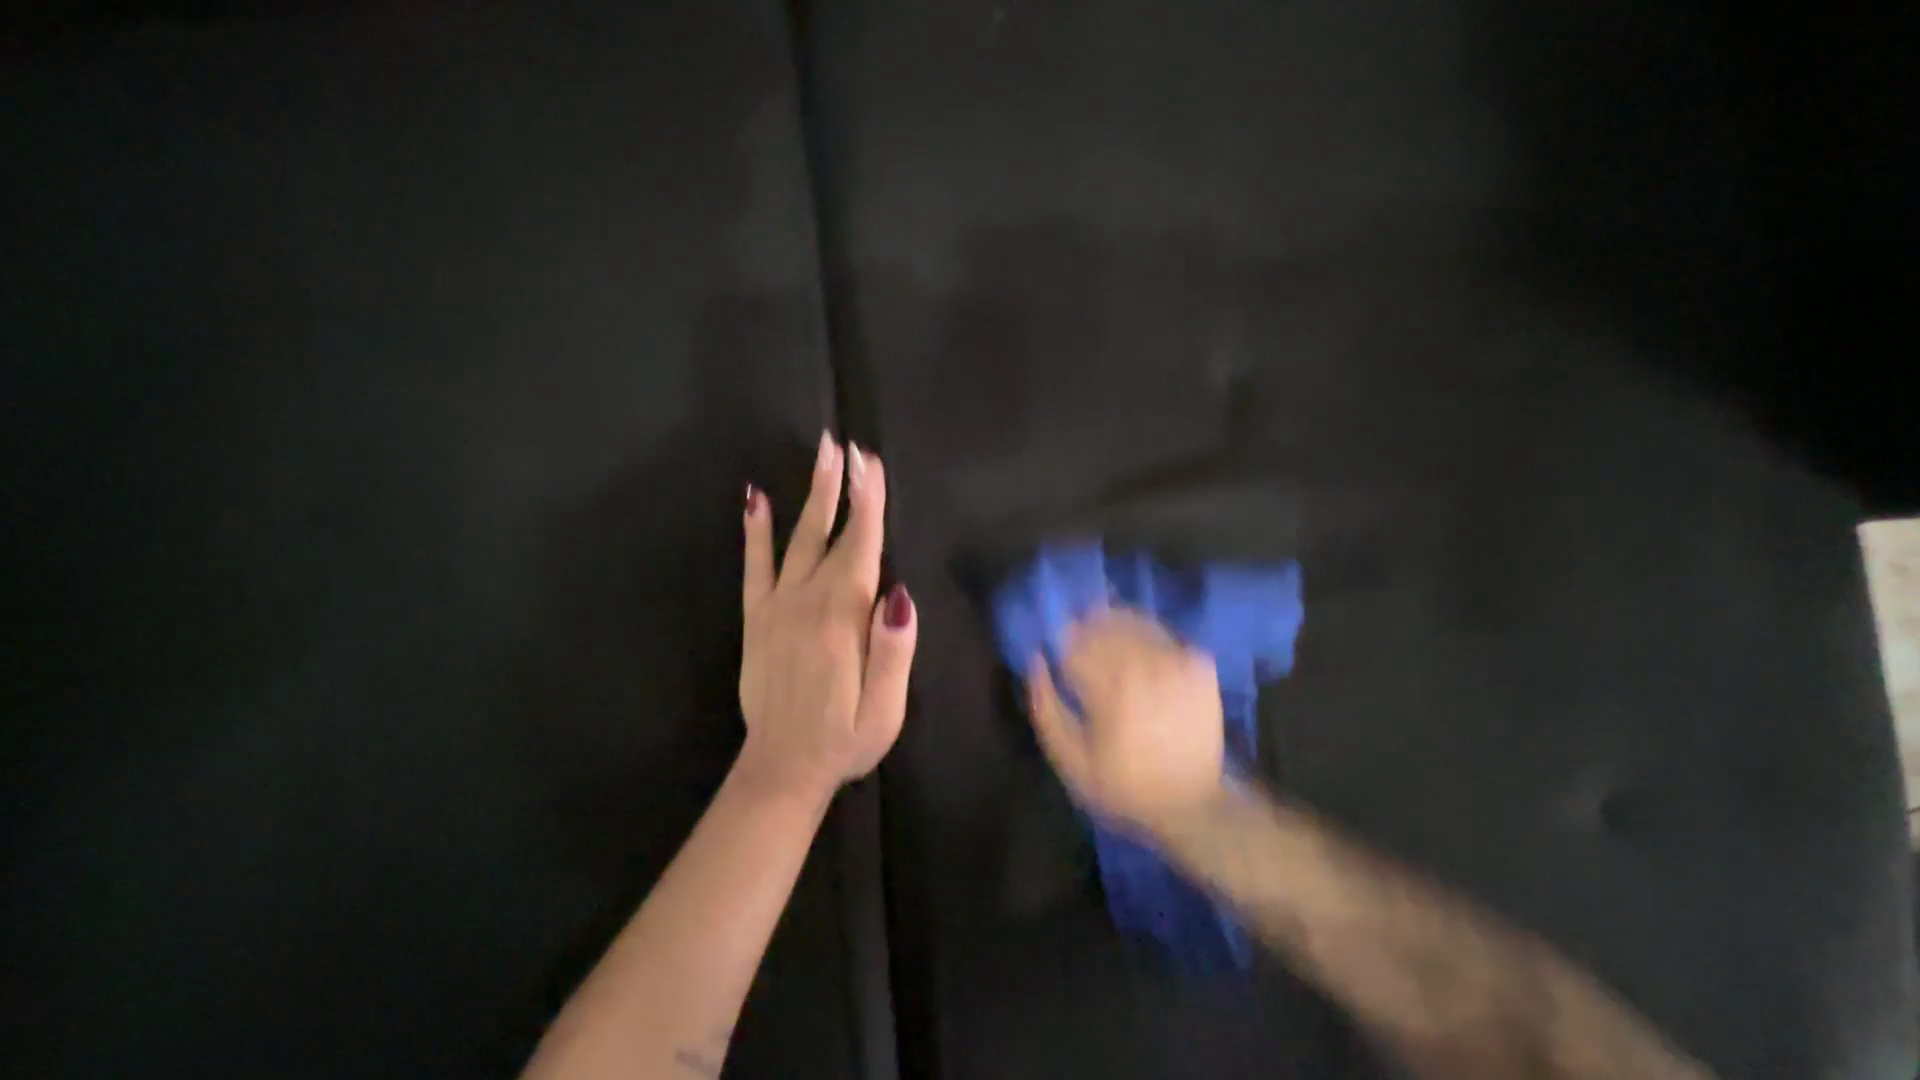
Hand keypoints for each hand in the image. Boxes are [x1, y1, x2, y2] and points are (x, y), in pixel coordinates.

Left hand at [737, 433, 917, 801]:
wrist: (782, 768)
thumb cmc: (844, 740)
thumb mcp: (884, 709)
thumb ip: (894, 651)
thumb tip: (900, 594)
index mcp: (844, 620)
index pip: (862, 549)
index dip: (869, 504)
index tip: (872, 464)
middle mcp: (808, 603)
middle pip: (831, 534)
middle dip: (842, 486)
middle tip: (846, 445)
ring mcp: (777, 608)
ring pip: (797, 539)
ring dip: (811, 495)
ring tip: (821, 456)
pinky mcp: (758, 619)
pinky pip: (755, 567)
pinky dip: (755, 532)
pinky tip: (756, 500)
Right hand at [1026, 608, 1225, 838]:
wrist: (1193, 804)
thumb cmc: (1124, 786)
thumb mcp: (1072, 761)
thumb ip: (1047, 709)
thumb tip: (1036, 663)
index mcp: (1111, 690)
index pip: (1075, 643)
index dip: (1062, 646)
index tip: (1061, 661)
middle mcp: (1146, 667)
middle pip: (1104, 624)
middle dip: (1086, 632)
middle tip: (1082, 651)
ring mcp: (1178, 663)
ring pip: (1134, 623)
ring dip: (1114, 628)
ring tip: (1109, 652)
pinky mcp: (1201, 666)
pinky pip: (1164, 635)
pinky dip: (1146, 637)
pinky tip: (1141, 658)